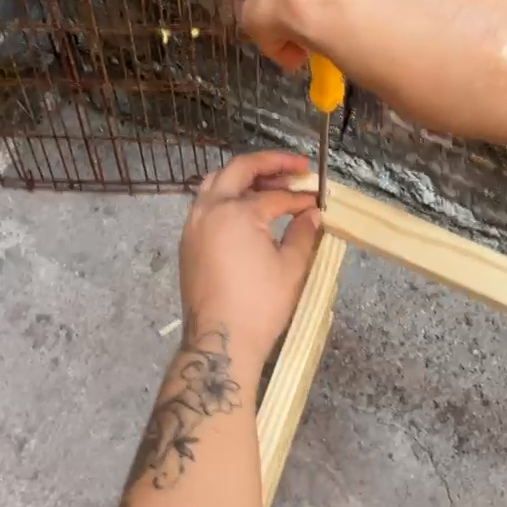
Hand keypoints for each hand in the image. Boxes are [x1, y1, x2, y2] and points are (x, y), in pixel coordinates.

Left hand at [179, 151, 322, 354]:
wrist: (220, 340)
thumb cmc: (260, 305)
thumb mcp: (292, 268)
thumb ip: (303, 233)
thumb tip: (312, 214)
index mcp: (236, 212)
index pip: (276, 196)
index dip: (301, 198)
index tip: (319, 201)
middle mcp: (210, 210)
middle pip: (239, 171)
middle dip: (269, 165)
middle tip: (296, 168)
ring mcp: (193, 225)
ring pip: (217, 184)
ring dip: (245, 179)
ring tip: (272, 186)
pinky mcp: (188, 242)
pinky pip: (207, 205)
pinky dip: (229, 198)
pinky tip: (249, 211)